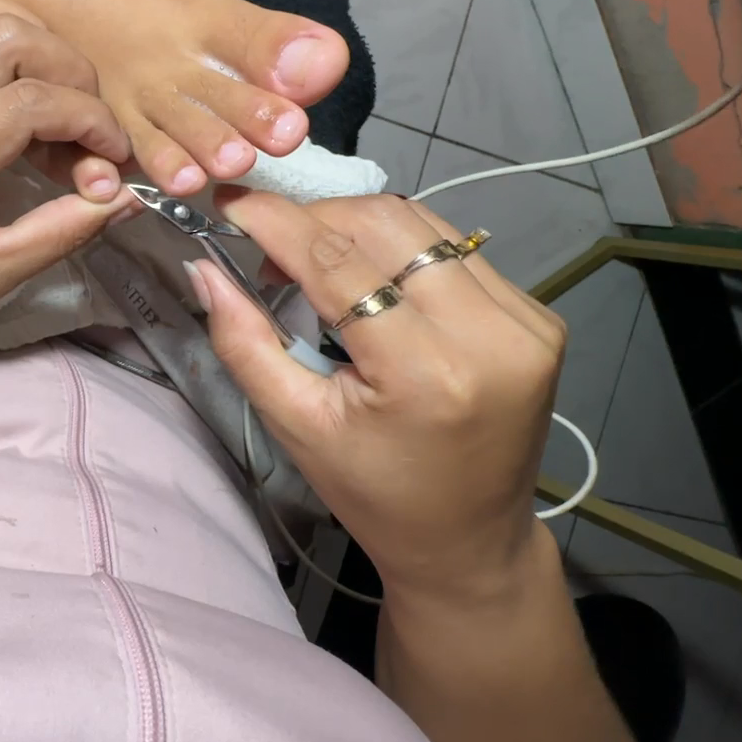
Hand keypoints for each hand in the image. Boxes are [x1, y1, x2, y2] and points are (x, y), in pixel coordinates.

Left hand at [0, 0, 135, 353]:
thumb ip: (65, 230)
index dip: (87, 118)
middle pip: (3, 40)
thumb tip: (129, 193)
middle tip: (86, 128)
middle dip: (68, 72)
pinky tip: (19, 80)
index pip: (24, 104)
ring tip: (55, 94)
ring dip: (31, 40)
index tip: (113, 156)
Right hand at [190, 190, 566, 604]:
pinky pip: (450, 247)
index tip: (229, 201)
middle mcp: (491, 333)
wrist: (470, 541)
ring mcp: (526, 319)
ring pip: (419, 222)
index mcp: (426, 372)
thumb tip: (204, 267)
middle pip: (383, 223)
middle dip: (312, 217)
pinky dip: (394, 245)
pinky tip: (367, 277)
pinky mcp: (537, 315)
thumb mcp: (292, 423)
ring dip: (351, 224)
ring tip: (310, 259)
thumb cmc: (371, 491)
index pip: (337, 262)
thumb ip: (242, 340)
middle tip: (267, 245)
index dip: (276, 222)